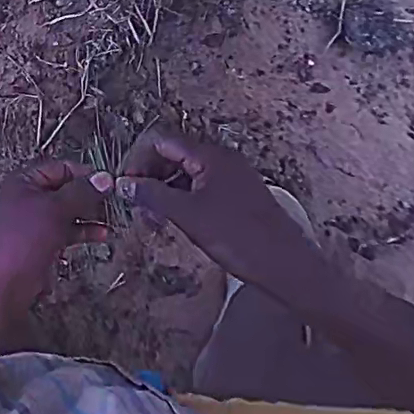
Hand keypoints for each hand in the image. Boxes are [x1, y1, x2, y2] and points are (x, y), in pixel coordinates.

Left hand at [0, 160, 107, 318]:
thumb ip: (80, 193)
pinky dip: (84, 231)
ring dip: (90, 214)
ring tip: (114, 218)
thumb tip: (105, 177)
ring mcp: (36, 220)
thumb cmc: (24, 237)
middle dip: (89, 194)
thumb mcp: (54, 209)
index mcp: (24, 181)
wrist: (4, 281)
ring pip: (68, 211)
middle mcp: (28, 197)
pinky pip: (67, 230)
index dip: (84, 173)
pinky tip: (103, 235)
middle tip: (117, 201)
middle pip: (65, 189)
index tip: (111, 182)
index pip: (59, 168)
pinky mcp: (43, 241)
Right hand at [118, 125, 327, 296]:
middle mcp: (222, 160)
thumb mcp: (186, 215)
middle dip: (149, 174)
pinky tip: (175, 217)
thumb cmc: (238, 238)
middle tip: (135, 200)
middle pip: (172, 155)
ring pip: (185, 172)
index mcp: (210, 157)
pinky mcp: (238, 195)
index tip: (126, 184)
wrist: (292, 271)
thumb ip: (150, 194)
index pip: (160, 142)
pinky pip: (200, 185)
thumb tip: (121, 184)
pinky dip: (182, 196)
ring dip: (164, 187)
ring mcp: (233, 177)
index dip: (137, 160)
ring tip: (152, 213)